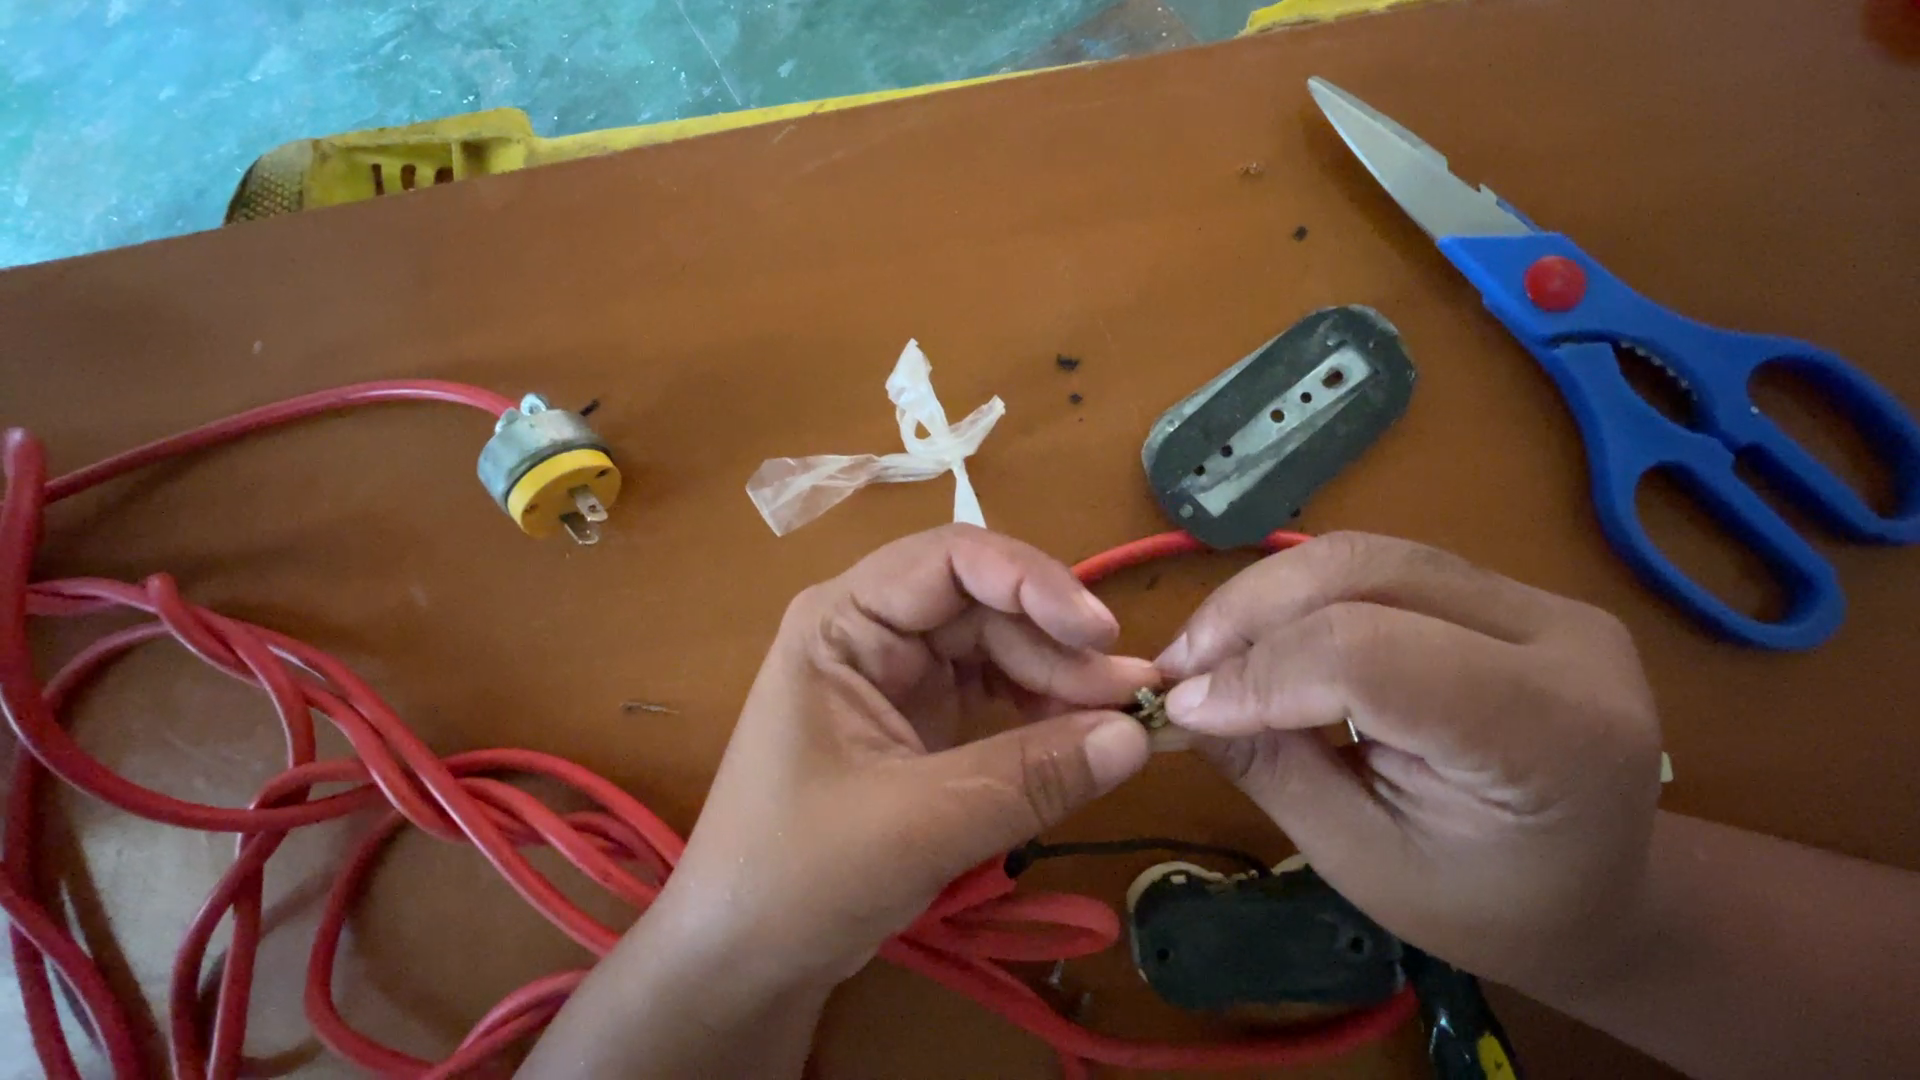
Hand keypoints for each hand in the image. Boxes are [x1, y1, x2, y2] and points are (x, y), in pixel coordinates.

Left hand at [662, 524, 1154, 983]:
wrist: (746, 955)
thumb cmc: (798, 874)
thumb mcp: (917, 823)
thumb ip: (1030, 776)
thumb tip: (1136, 735)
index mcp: (843, 621)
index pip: (950, 560)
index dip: (1031, 580)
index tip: (1098, 634)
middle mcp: (873, 630)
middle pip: (984, 602)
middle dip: (1057, 644)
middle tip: (1132, 698)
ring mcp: (900, 674)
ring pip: (998, 645)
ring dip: (1058, 678)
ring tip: (1119, 721)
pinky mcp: (923, 718)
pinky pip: (996, 692)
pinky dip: (1041, 711)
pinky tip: (1080, 739)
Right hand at [1158, 532, 1662, 993]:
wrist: (1594, 888)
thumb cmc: (1485, 904)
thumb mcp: (1364, 859)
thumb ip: (1272, 769)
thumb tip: (1184, 703)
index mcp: (1552, 731)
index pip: (1373, 655)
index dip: (1261, 671)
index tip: (1184, 708)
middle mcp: (1556, 635)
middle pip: (1360, 572)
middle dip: (1247, 612)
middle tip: (1181, 667)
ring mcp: (1530, 598)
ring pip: (1356, 554)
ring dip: (1260, 597)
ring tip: (1207, 652)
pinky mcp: (1496, 588)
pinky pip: (1369, 566)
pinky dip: (1292, 596)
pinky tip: (1258, 639)